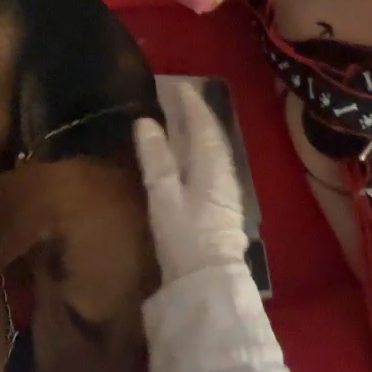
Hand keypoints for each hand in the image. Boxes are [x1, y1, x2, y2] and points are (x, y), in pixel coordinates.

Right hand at [133, 82, 250, 281]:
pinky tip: (185, 159)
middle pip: (211, 138)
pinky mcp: (219, 211)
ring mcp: (224, 195)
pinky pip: (208, 168)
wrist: (207, 286)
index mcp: (214, 168)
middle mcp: (224, 176)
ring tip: (178, 122)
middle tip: (176, 98)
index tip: (179, 85)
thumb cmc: (185, 238)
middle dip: (195, 117)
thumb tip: (146, 122)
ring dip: (196, 135)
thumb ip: (157, 159)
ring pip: (211, 154)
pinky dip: (196, 154)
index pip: (205, 127)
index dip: (192, 105)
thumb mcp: (165, 195)